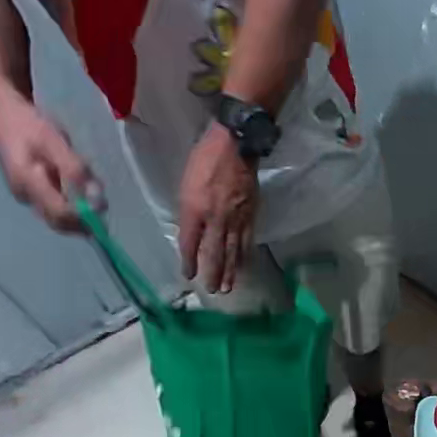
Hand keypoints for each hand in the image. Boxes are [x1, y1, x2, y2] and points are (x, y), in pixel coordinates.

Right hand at [0, 93, 103, 232]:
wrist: (1, 111)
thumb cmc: (28, 123)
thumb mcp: (54, 141)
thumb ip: (74, 170)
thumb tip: (94, 198)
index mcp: (27, 182)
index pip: (60, 214)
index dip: (83, 217)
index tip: (102, 208)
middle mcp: (25, 196)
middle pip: (59, 222)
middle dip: (83, 219)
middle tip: (101, 205)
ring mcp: (26, 196)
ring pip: (58, 216)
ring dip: (78, 212)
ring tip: (89, 192)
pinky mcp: (31, 193)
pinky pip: (55, 207)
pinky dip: (70, 204)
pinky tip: (77, 188)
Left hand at [178, 124, 257, 292]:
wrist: (236, 145)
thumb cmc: (205, 160)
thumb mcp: (186, 184)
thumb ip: (188, 211)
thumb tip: (191, 231)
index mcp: (194, 210)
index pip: (189, 243)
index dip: (188, 261)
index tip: (188, 275)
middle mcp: (215, 219)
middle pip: (213, 253)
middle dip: (211, 274)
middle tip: (211, 291)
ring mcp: (235, 220)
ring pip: (232, 252)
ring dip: (229, 272)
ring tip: (227, 288)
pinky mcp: (250, 216)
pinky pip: (247, 241)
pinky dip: (244, 256)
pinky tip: (243, 266)